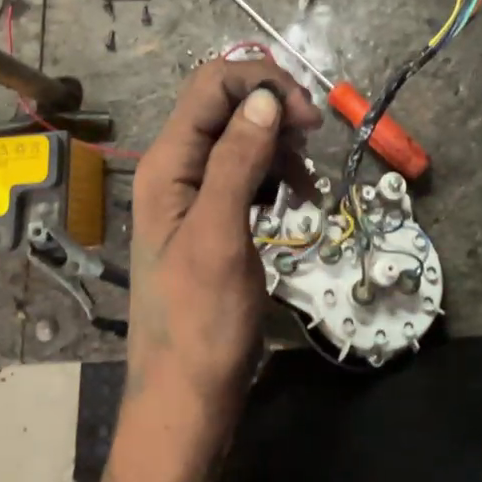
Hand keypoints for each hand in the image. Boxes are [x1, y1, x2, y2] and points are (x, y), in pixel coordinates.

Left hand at [106, 59, 321, 481]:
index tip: (307, 116)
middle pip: (225, 103)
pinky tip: (298, 194)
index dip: (261, 83)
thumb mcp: (221, 236)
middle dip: (273, 107)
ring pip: (240, 133)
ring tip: (306, 176)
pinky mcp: (214, 213)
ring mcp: (194, 191)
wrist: (187, 398)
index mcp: (168, 163)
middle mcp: (177, 167)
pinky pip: (246, 169)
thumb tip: (265, 97)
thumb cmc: (202, 322)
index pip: (211, 85)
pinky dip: (275, 171)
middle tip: (313, 137)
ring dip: (278, 141)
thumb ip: (237, 161)